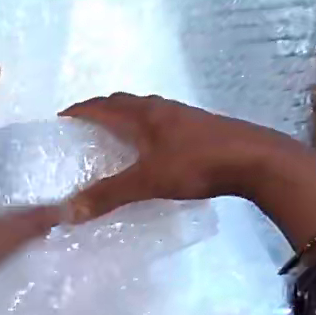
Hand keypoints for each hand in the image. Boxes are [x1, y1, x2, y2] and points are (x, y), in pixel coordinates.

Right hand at [57, 94, 294, 221]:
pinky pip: (161, 125)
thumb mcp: (147, 181)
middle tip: (83, 130)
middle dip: (100, 112)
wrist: (255, 160)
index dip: (79, 111)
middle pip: (123, 103)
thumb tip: (68, 211)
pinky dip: (145, 132)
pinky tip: (149, 152)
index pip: (102, 105)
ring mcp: (183, 117)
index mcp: (143, 113)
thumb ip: (108, 195)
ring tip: (113, 141)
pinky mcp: (199, 130)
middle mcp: (161, 108)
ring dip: (125, 121)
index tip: (60, 120)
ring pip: (145, 112)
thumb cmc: (197, 163)